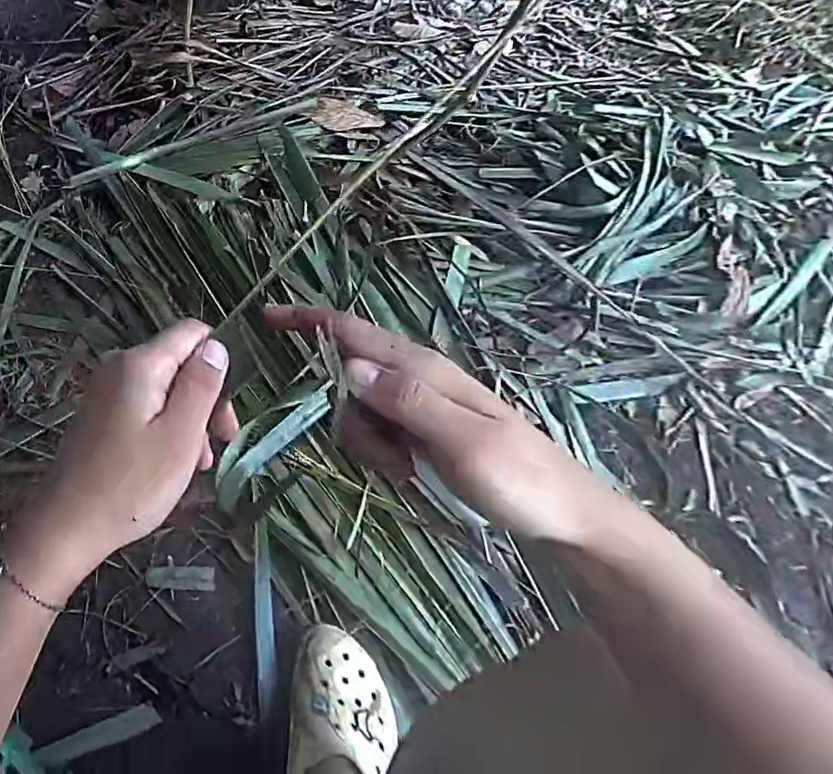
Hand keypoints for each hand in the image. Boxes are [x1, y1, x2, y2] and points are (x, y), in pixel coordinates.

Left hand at [7, 320, 239, 595]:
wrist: (66, 526)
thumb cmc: (131, 484)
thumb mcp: (180, 435)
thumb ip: (201, 385)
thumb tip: (216, 345)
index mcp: (140, 363)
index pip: (192, 332)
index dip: (220, 358)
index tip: (231, 403)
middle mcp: (119, 365)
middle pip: (179, 361)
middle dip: (207, 396)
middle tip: (223, 441)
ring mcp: (106, 389)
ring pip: (165, 387)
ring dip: (190, 417)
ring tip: (199, 463)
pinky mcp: (101, 412)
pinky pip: (145, 405)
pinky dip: (166, 426)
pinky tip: (174, 462)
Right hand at [263, 305, 630, 547]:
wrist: (565, 515)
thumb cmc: (521, 478)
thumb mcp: (464, 442)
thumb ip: (407, 401)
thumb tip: (349, 366)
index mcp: (421, 367)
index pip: (353, 330)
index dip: (308, 319)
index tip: (268, 316)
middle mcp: (412, 375)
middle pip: (346, 376)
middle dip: (345, 415)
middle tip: (386, 459)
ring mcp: (415, 401)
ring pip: (356, 408)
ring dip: (367, 442)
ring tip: (407, 471)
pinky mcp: (418, 425)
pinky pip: (374, 429)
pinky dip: (380, 452)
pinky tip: (409, 473)